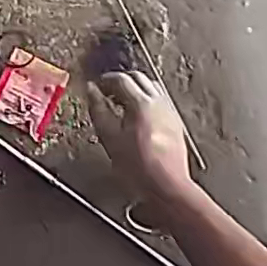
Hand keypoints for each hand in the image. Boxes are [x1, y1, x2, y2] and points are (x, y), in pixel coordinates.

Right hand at [87, 70, 192, 198]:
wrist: (166, 187)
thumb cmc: (138, 168)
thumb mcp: (109, 137)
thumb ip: (98, 110)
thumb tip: (92, 91)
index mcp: (141, 103)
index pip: (121, 79)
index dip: (105, 80)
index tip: (96, 86)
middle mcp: (158, 103)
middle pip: (138, 78)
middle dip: (120, 81)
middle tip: (106, 91)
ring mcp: (169, 112)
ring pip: (151, 87)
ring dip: (134, 89)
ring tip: (120, 102)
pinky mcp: (174, 123)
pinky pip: (159, 101)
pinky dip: (145, 100)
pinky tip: (136, 116)